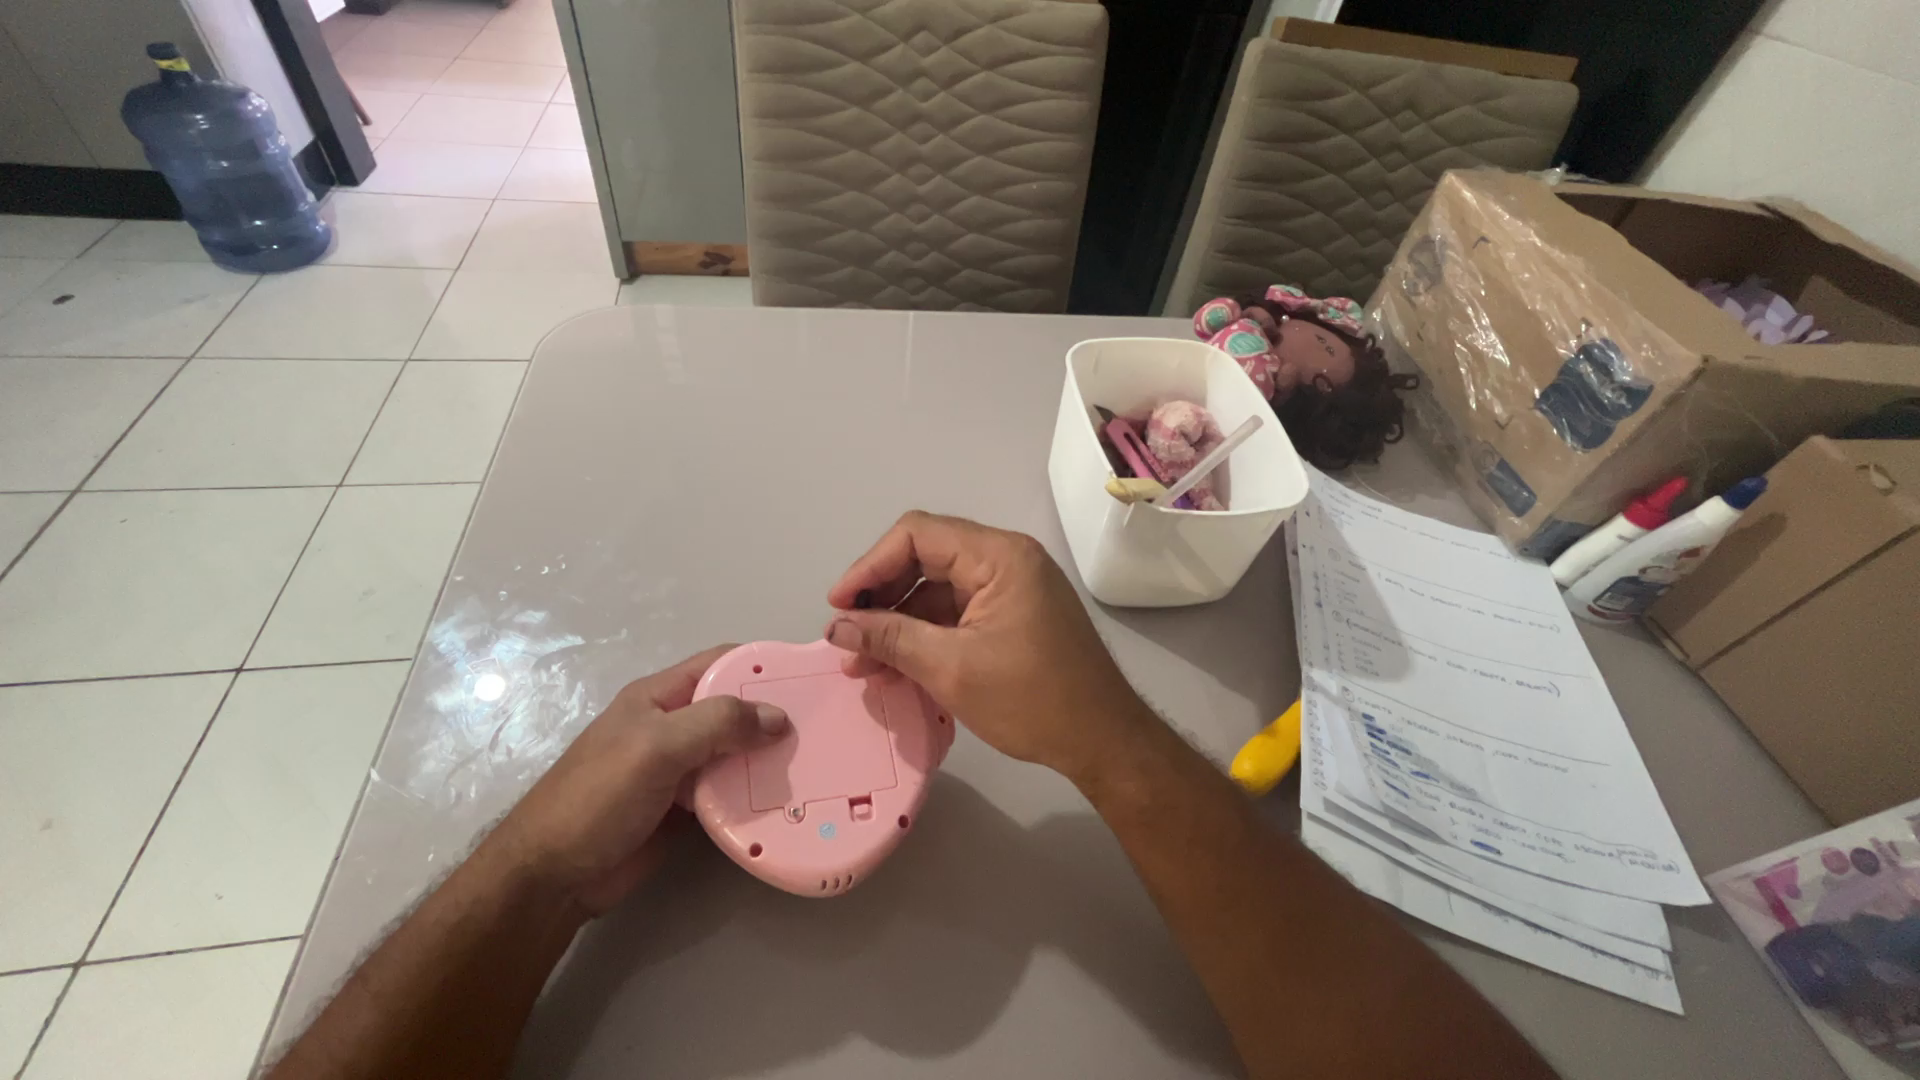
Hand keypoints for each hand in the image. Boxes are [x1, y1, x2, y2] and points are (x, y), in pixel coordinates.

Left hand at [486, 646, 788, 915]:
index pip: (719, 663)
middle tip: (821, 726)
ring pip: (734, 752)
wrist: (553, 878)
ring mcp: (678, 769)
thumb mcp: (657, 747)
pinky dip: (752, 792)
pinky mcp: (684, 808)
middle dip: (772, 714)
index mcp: (659, 697)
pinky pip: (727, 791)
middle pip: (733, 709)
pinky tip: (783, 800)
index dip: (760, 663)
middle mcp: (672, 727)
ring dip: (766, 757)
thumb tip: (779, 717)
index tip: (807, 675)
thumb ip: (717, 724)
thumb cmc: (597, 798)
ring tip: (814, 763)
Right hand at [822, 512, 1155, 782]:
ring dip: (898, 624)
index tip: (839, 607)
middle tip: (846, 641)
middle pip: (925, 559)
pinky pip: (956, 614)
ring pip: (937, 591)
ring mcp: (1010, 589)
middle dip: (881, 599)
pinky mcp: (1011, 617)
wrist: (1103, 741)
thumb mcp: (951, 669)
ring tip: (863, 666)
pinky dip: (924, 637)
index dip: (870, 566)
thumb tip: (837, 627)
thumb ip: (890, 639)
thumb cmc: (1032, 700)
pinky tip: (896, 668)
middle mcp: (1005, 560)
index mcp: (999, 556)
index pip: (917, 535)